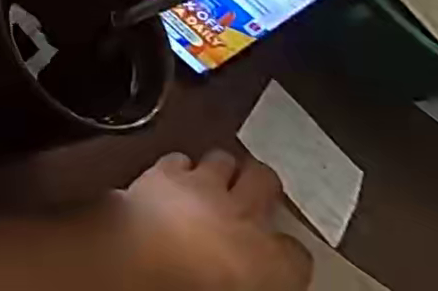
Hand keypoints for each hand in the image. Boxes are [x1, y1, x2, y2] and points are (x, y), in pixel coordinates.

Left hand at [109, 149, 313, 290]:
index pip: (297, 254)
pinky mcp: (164, 170)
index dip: (288, 255)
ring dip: (221, 169)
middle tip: (256, 193)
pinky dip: (180, 168)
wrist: (141, 261)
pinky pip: (179, 159)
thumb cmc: (191, 290)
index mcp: (271, 261)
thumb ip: (250, 281)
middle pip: (265, 181)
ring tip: (215, 181)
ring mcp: (201, 185)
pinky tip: (175, 178)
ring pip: (222, 159)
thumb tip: (246, 278)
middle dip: (262, 184)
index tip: (281, 258)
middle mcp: (241, 214)